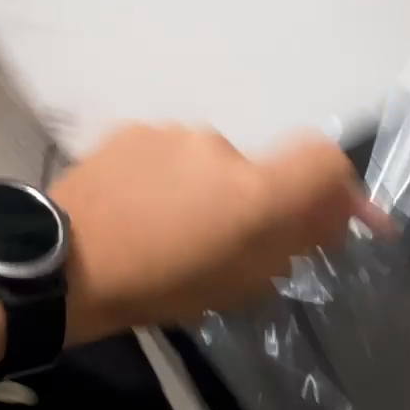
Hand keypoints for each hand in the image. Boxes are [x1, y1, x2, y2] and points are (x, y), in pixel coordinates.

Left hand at [48, 123, 365, 344]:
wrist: (71, 256)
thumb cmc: (163, 282)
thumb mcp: (245, 279)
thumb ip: (296, 238)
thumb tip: (338, 211)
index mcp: (255, 190)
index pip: (323, 157)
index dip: (333, 183)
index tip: (323, 213)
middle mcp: (216, 146)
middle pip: (254, 167)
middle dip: (248, 197)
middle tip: (219, 236)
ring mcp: (167, 132)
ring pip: (205, 159)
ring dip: (201, 184)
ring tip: (166, 221)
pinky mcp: (127, 128)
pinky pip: (165, 150)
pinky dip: (164, 172)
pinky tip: (138, 201)